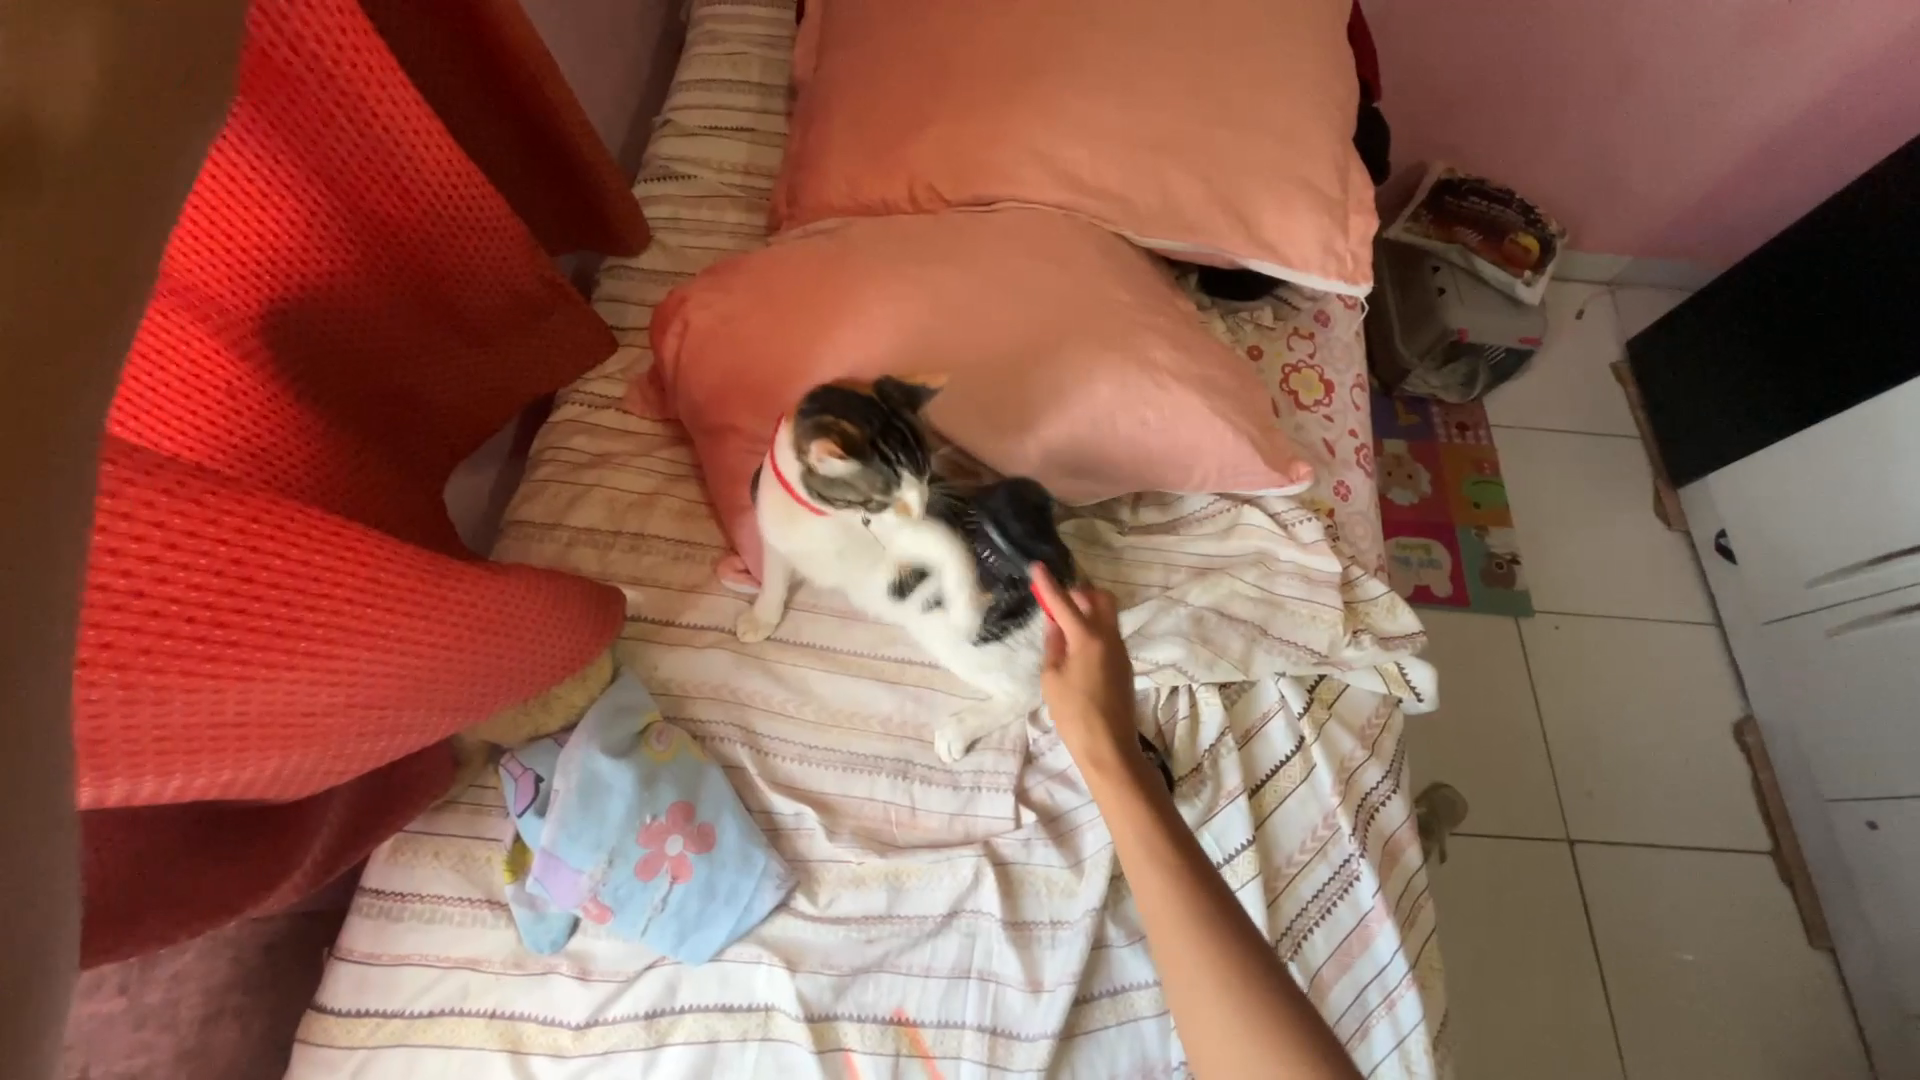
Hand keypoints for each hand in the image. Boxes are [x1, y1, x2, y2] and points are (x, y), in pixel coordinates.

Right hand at [1030, 564, 1140, 777]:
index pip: (1064, 602)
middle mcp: (1109, 637)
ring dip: (1087, 610)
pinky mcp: (1124, 664)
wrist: (1109, 746)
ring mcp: (1120, 650)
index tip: (1037, 566)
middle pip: (1100, 598)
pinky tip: (1076, 647)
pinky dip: (1093, 629)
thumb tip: (1055, 623)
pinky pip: (1109, 633)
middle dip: (1079, 592)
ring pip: (1107, 615)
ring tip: (1064, 626)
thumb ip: (1054, 646)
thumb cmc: (1073, 714)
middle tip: (1058, 602)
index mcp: (1087, 638)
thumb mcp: (1051, 679)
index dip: (1048, 584)